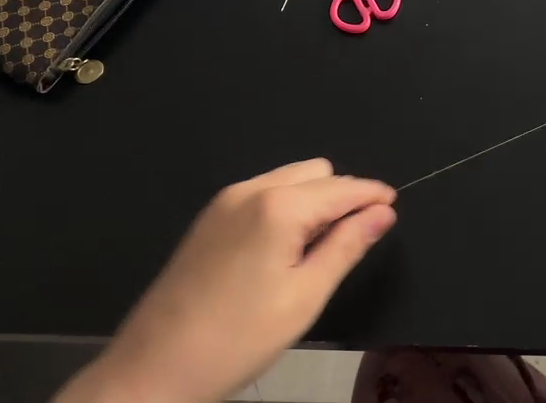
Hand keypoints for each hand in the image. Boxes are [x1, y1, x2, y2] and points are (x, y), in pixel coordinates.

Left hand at [58, 159, 395, 402]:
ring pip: (289, 178)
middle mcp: (252, 189)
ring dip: (313, 199)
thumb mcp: (304, 298)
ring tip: (316, 250)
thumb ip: (347, 246)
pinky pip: (262, 192)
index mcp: (279, 206)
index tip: (394, 206)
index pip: (342, 187)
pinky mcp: (208, 218)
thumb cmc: (237, 341)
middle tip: (351, 240)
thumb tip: (383, 212)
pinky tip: (281, 250)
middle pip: (316, 171)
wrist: (150, 373)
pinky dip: (284, 206)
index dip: (372, 194)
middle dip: (341, 195)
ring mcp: (225, 201)